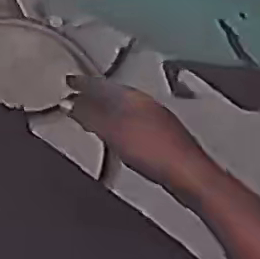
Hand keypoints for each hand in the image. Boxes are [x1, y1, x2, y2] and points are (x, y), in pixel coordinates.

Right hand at [67, 77, 219, 197]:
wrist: (190, 176)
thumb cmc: (153, 150)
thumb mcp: (110, 130)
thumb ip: (87, 115)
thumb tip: (69, 104)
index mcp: (133, 96)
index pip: (101, 84)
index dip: (82, 83)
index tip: (70, 82)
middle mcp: (146, 104)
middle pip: (113, 96)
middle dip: (93, 97)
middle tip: (77, 99)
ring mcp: (158, 121)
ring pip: (124, 110)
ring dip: (106, 112)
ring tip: (92, 118)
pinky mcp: (164, 139)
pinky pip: (133, 124)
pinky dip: (119, 126)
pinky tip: (117, 137)